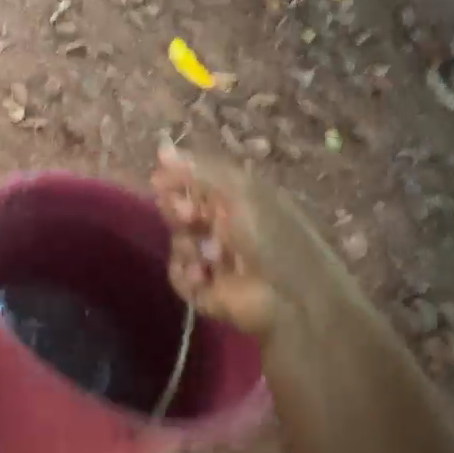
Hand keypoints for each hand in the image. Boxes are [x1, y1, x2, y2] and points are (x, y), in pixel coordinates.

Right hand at [151, 147, 348, 343]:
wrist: (293, 302)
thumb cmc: (272, 238)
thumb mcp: (241, 192)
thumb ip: (200, 170)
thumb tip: (161, 149)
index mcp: (238, 202)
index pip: (195, 183)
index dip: (176, 181)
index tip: (160, 181)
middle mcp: (224, 228)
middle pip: (181, 210)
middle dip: (178, 211)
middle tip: (188, 217)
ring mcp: (214, 260)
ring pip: (178, 241)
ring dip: (186, 245)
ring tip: (206, 257)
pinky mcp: (205, 290)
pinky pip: (178, 274)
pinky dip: (186, 274)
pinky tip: (202, 276)